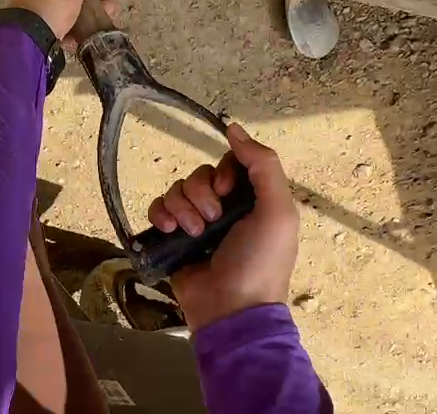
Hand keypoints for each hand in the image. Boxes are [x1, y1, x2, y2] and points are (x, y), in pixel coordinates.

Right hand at [149, 123, 299, 330]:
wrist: (230, 309)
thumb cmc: (259, 261)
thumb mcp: (277, 213)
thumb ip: (263, 166)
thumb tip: (233, 127)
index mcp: (251, 201)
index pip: (229, 163)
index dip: (223, 172)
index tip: (226, 192)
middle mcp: (224, 208)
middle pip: (199, 175)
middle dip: (200, 194)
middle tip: (211, 220)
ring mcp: (197, 223)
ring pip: (177, 189)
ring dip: (182, 208)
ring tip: (193, 234)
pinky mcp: (173, 236)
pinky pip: (158, 207)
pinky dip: (161, 214)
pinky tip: (169, 229)